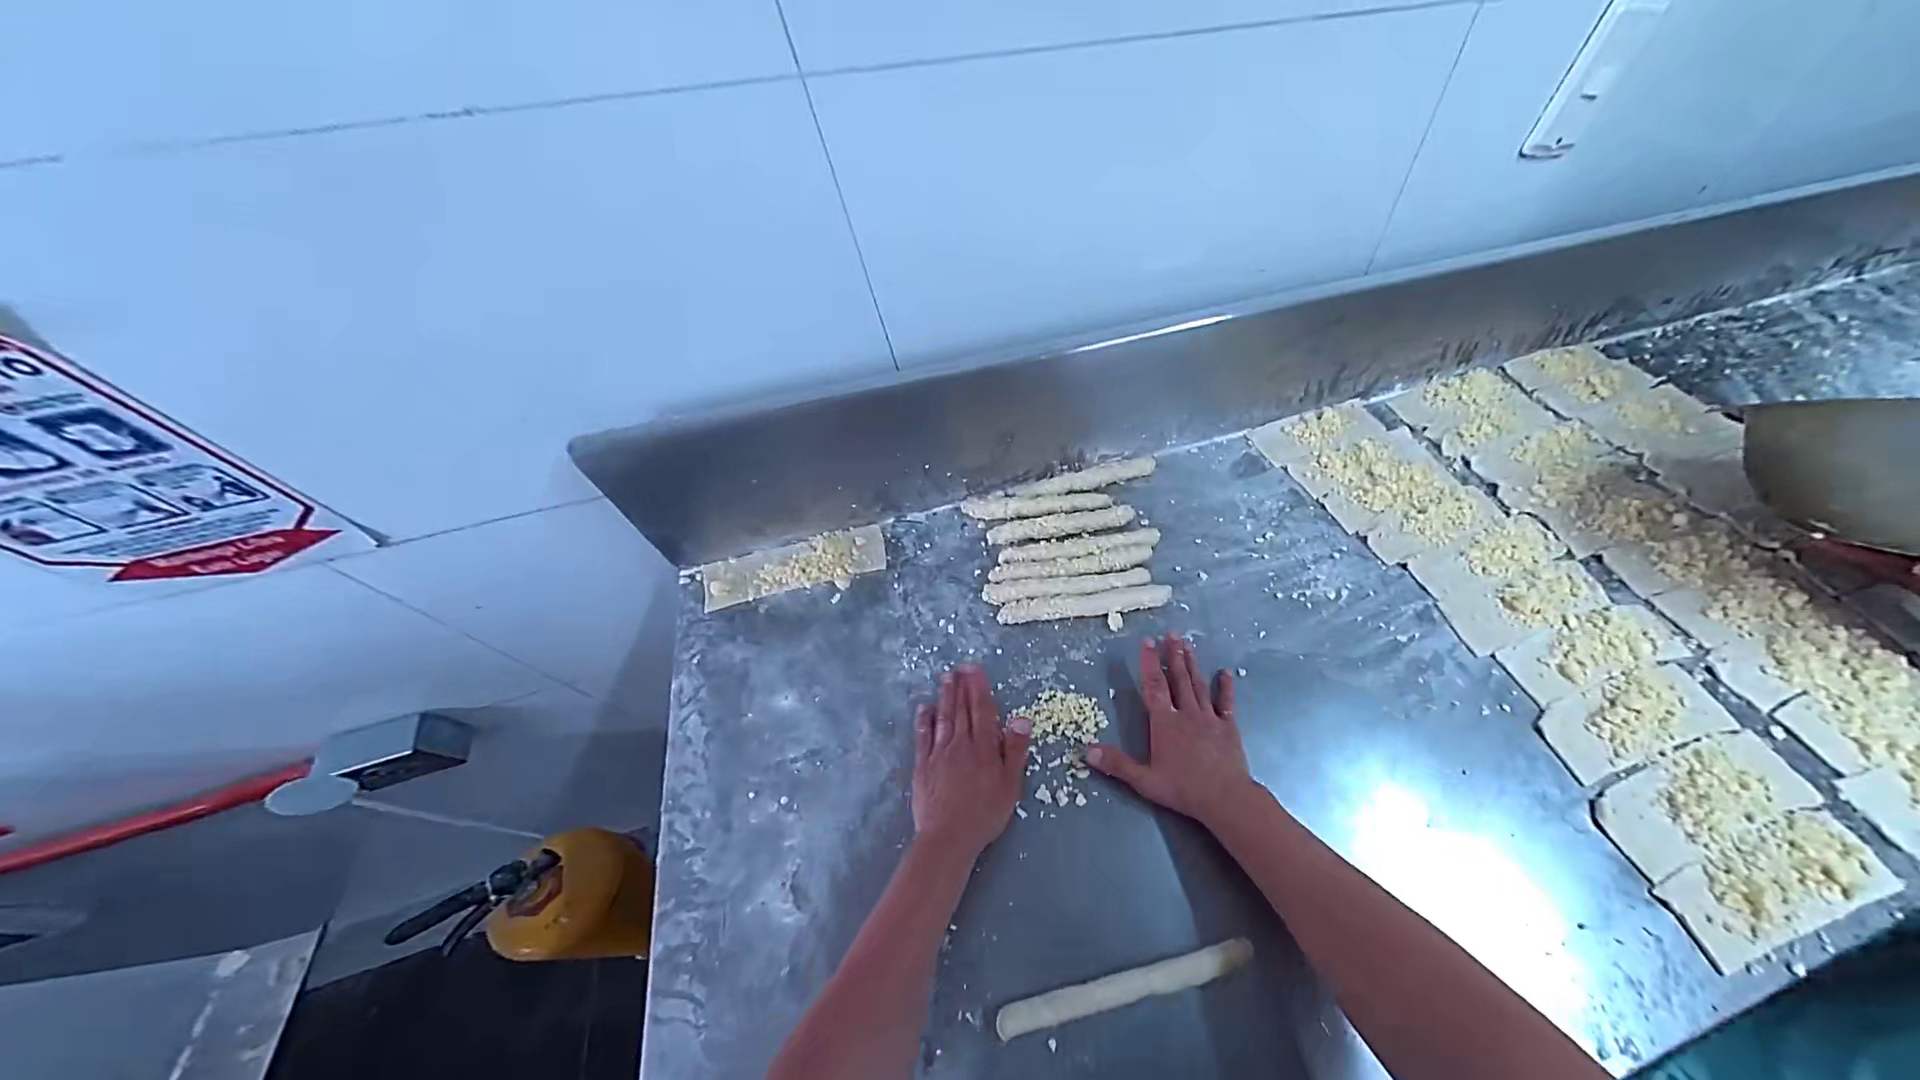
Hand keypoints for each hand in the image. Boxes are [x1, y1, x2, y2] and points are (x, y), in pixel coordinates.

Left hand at [912, 664, 1031, 859]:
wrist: (949, 835)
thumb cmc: (985, 813)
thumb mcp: (1010, 784)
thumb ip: (1015, 750)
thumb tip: (1021, 719)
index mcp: (983, 747)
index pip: (982, 711)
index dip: (979, 688)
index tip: (975, 669)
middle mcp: (960, 744)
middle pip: (961, 710)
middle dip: (961, 686)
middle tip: (959, 666)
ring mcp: (939, 753)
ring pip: (943, 718)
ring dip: (945, 696)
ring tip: (945, 678)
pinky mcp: (923, 765)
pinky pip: (923, 737)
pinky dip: (924, 720)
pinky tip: (925, 708)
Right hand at [1087, 636, 1255, 829]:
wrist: (1226, 799)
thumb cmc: (1183, 789)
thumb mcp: (1144, 780)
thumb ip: (1117, 764)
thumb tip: (1087, 751)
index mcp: (1164, 723)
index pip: (1154, 686)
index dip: (1149, 663)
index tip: (1147, 643)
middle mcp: (1186, 714)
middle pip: (1178, 679)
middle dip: (1173, 655)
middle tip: (1171, 634)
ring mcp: (1209, 718)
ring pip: (1198, 685)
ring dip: (1192, 664)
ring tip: (1187, 645)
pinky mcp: (1228, 728)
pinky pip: (1226, 703)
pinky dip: (1225, 687)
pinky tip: (1226, 673)